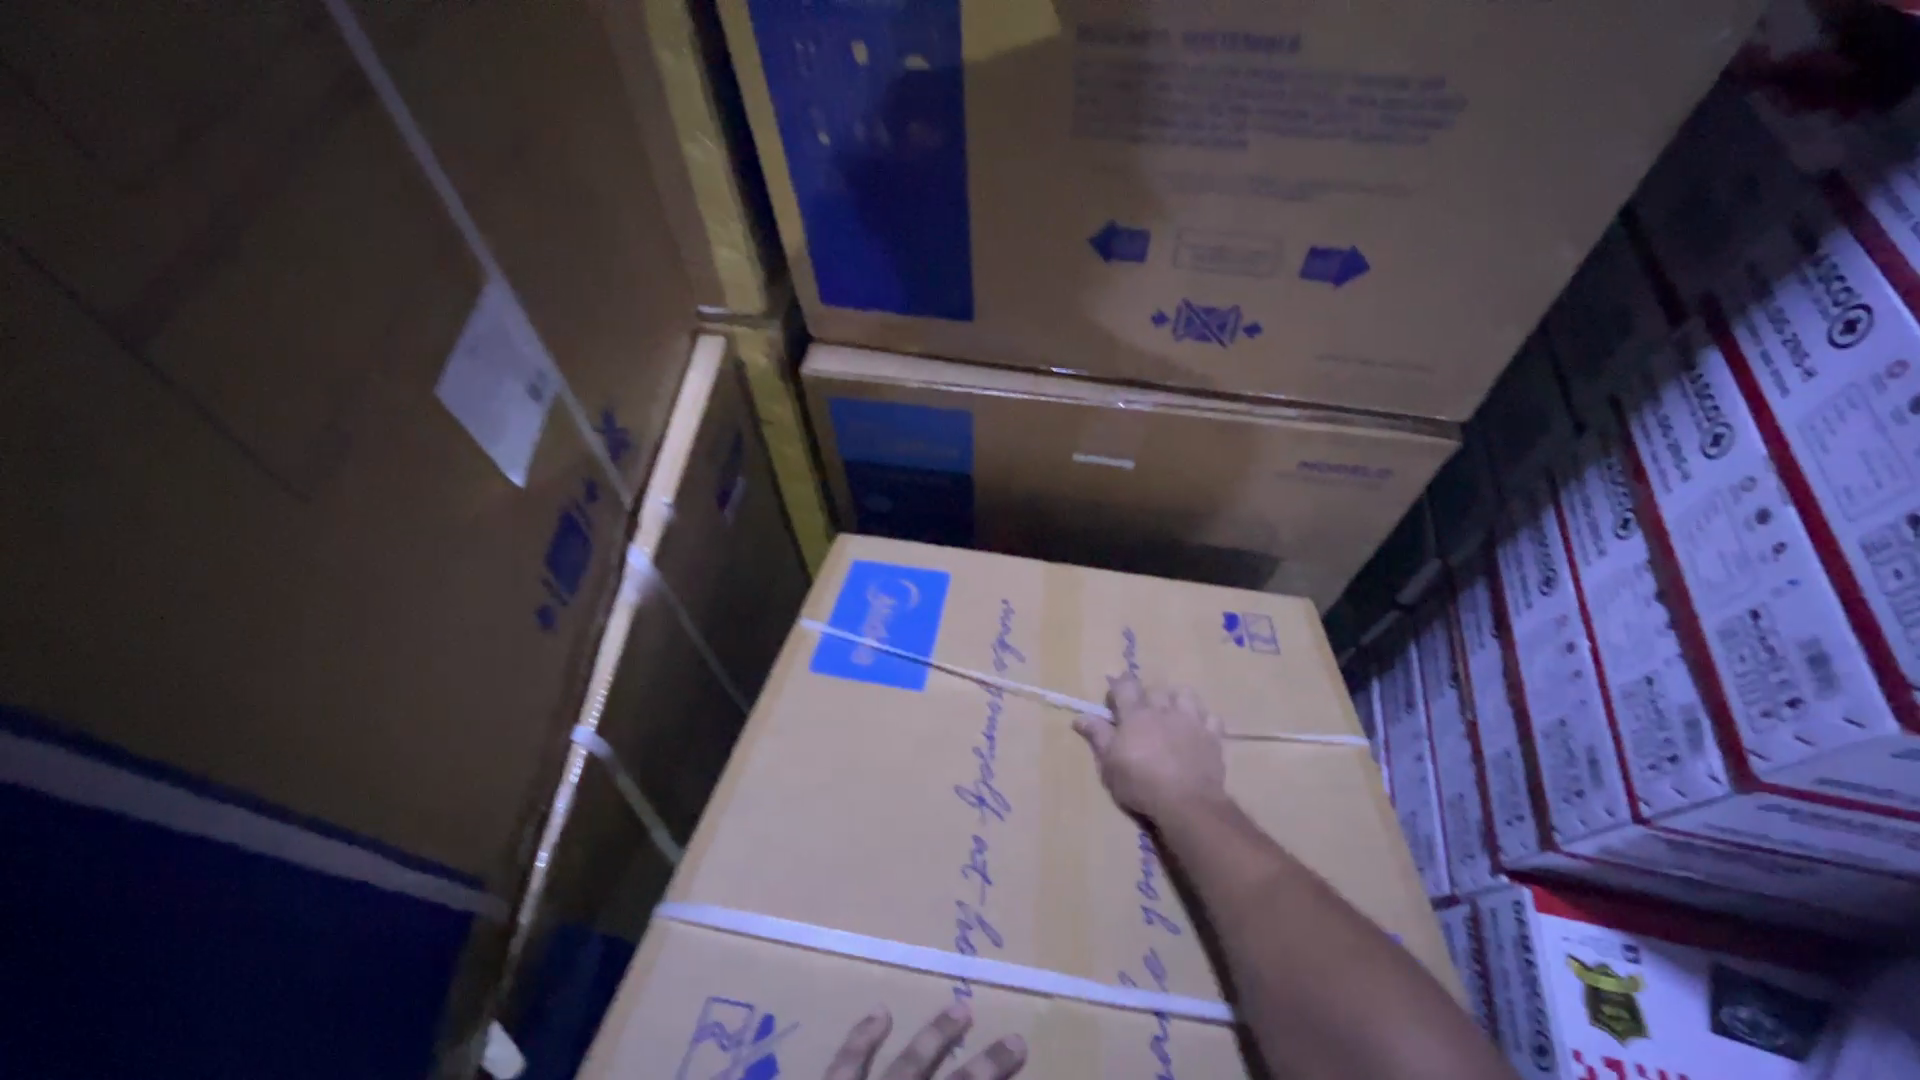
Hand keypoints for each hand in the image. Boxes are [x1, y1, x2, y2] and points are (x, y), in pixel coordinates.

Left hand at [824, 1003, 1026, 1079]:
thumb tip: (963, 1075)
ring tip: (962, 1009)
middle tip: (1015, 1040)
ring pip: (907, 1067)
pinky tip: (880, 1011)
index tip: (1021, 1052)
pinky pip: (845, 1064)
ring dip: (936, 1037)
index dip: (995, 1077)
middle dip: (985, 1067)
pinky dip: (863, 1038)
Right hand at [1074, 675, 1227, 822]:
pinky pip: (1212, 718)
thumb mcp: (1109, 764)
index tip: (1114, 686)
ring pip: (1185, 694)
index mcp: (1136, 715)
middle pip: (1155, 689)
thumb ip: (1098, 736)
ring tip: (1172, 712)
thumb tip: (1080, 716)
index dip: (1118, 683)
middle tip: (1141, 709)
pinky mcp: (1213, 737)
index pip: (1125, 686)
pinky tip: (1198, 730)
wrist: (1186, 803)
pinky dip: (1204, 720)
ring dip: (1177, 699)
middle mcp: (1164, 710)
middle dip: (1147, 695)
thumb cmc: (1140, 784)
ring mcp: (1192, 721)